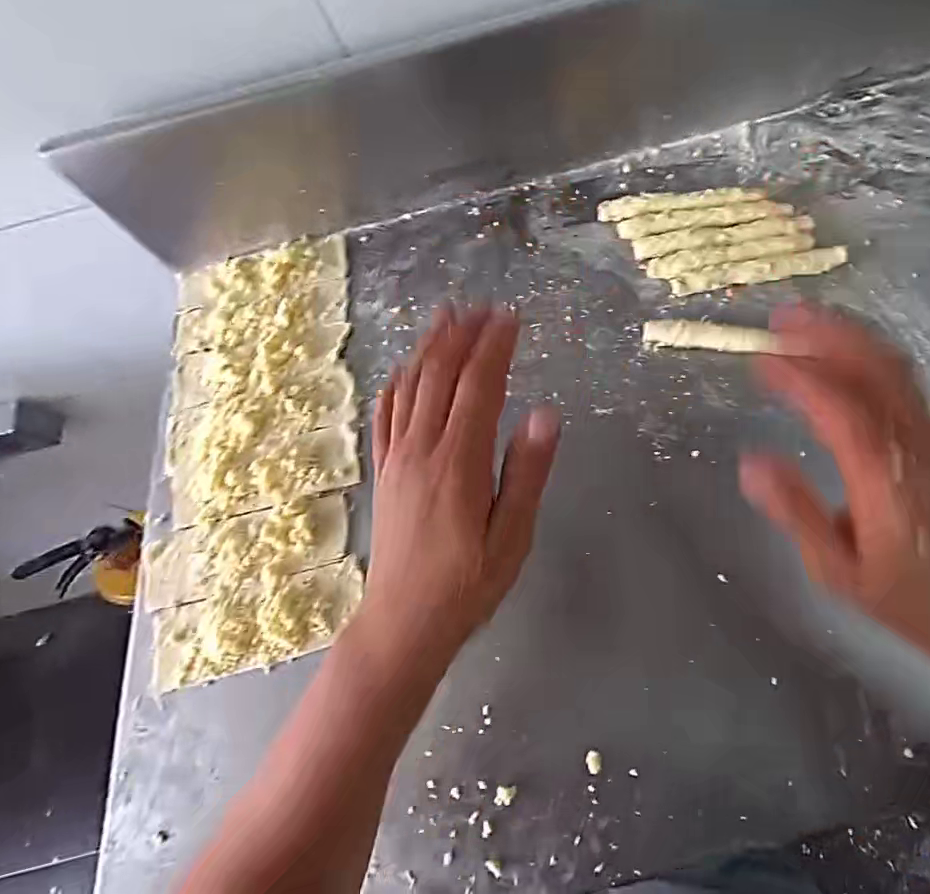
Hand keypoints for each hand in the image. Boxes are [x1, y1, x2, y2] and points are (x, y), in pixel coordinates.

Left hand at [367, 304, 561, 659]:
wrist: (403, 622)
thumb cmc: (467, 585)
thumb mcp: (512, 538)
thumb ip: (527, 473)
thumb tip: (546, 414)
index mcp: (459, 461)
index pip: (480, 387)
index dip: (495, 347)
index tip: (509, 317)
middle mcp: (423, 448)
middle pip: (442, 375)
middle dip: (463, 335)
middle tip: (482, 307)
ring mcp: (397, 456)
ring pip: (411, 386)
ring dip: (430, 347)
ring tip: (445, 317)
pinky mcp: (384, 469)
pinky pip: (386, 413)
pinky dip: (397, 382)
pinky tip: (403, 368)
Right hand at [738, 301, 929, 655]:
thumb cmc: (896, 593)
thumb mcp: (833, 568)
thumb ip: (795, 512)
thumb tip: (751, 461)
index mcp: (887, 481)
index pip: (844, 413)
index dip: (802, 380)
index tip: (761, 361)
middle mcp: (914, 449)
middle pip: (876, 373)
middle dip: (827, 337)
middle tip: (779, 319)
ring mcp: (929, 439)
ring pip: (892, 369)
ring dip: (846, 337)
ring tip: (800, 321)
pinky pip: (900, 380)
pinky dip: (864, 352)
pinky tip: (836, 347)